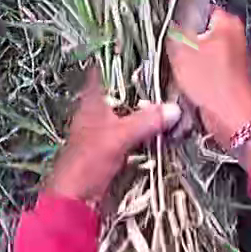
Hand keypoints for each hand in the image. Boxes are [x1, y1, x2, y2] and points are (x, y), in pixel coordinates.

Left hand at [45, 68, 180, 205]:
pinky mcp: (113, 149)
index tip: (144, 50)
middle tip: (168, 77)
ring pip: (129, 112)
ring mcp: (105, 131)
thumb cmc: (87, 162)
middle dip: (143, 86)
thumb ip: (146, 121)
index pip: (104, 70)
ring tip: (172, 100)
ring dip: (147, 110)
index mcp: (92, 101)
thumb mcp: (118, 137)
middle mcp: (98, 112)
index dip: (120, 58)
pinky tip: (164, 128)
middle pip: (122, 91)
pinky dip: (148, 129)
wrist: (75, 200)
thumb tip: (174, 108)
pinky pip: (134, 132)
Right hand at [166, 7, 250, 166]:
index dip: (182, 21)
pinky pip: (209, 68)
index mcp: (228, 22)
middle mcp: (235, 36)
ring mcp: (235, 57)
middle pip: (200, 32)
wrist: (232, 120)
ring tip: (180, 71)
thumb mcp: (181, 51)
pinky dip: (199, 74)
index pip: (200, 9)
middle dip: (186, 42)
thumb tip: (170, 22)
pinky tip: (190, 84)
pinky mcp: (232, 76)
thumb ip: (173, 31)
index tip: (170, 33)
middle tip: (173, 53)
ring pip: (203, 52)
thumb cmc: (210, 82)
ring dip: (190, 61)